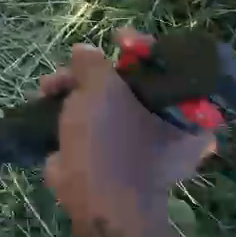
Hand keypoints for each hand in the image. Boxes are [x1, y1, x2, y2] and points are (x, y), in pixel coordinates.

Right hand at [40, 27, 215, 227]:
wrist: (95, 196)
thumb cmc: (111, 142)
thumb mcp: (101, 91)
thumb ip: (93, 63)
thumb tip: (85, 52)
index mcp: (188, 119)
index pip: (174, 71)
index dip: (145, 50)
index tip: (118, 40)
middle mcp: (170, 130)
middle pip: (130, 83)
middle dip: (92, 71)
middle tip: (70, 70)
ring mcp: (139, 142)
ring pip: (105, 99)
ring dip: (73, 87)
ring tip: (48, 88)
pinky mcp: (111, 151)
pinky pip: (92, 118)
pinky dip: (70, 107)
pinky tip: (47, 102)